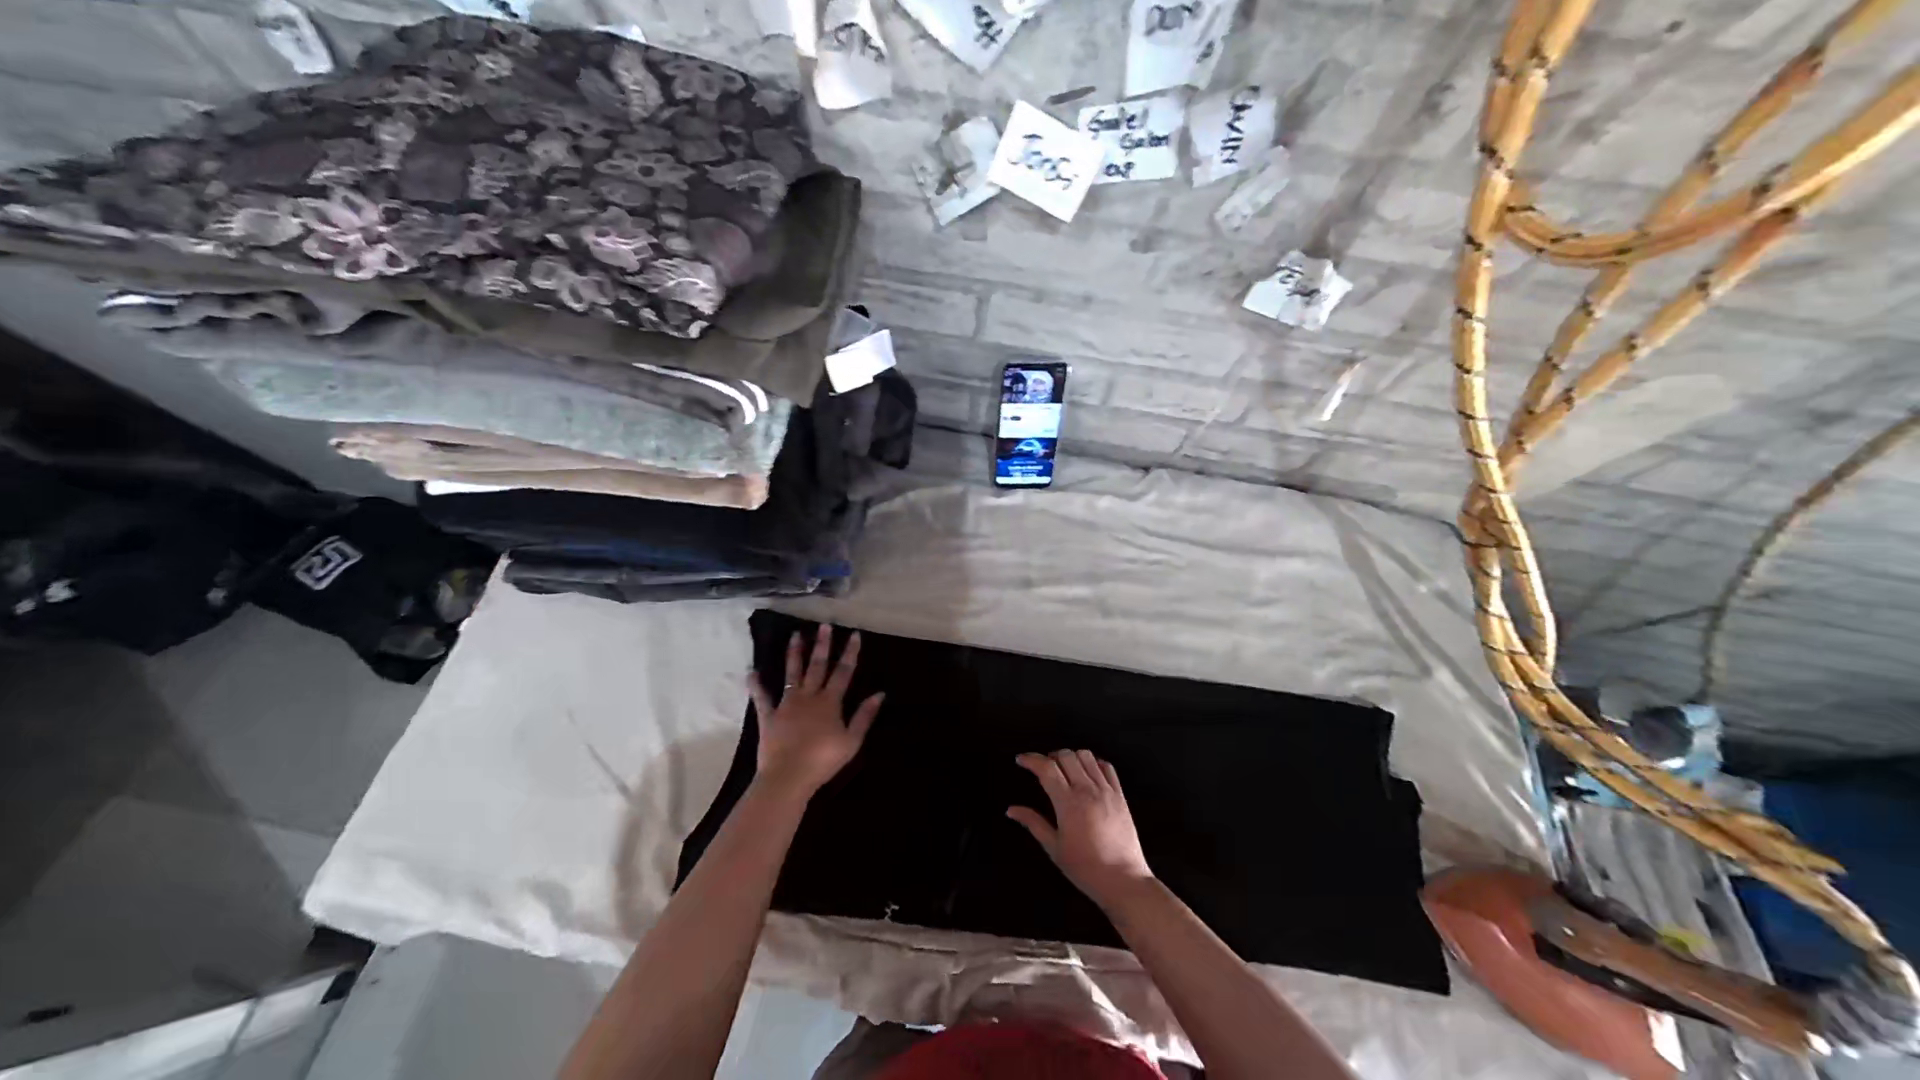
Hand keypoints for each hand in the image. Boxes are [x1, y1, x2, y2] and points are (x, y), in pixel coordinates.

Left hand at [747, 625, 884, 800]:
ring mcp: (787, 705)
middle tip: (824, 625)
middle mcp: (809, 697)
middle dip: (822, 645)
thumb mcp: (852, 741)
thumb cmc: (824, 760)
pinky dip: (756, 685)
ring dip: (794, 654)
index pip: (843, 672)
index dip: (850, 653)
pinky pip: (762, 698)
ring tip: (795, 635)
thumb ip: (864, 716)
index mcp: (830, 702)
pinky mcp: (769, 716)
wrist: (788, 776)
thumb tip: (879, 693)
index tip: (854, 634)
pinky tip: (751, 672)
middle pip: (817, 666)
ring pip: (792, 674)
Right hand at [1008, 750, 1154, 909]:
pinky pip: (1107, 767)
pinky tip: (1087, 773)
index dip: (1031, 759)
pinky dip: (1094, 763)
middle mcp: (1088, 791)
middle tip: (1042, 768)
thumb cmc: (1085, 868)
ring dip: (1071, 757)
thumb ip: (1033, 823)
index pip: (1047, 768)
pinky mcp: (1120, 795)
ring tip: (1064, 769)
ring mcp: (1107, 791)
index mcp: (1068, 803)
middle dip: (1050, 756)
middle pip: (1066, 756)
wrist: (1123, 880)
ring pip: (1086, 756)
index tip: (1021, 760)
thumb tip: (1012, 810)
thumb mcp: (1054, 848)